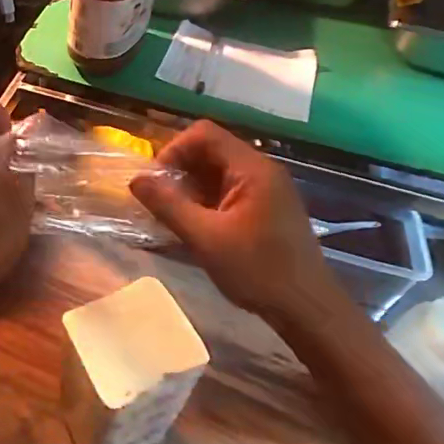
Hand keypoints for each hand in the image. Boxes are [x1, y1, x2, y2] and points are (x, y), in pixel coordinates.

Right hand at [129, 121, 350, 328]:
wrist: (306, 309)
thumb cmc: (257, 271)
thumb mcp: (205, 238)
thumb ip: (168, 205)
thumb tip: (136, 180)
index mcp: (252, 169)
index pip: (204, 134)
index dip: (173, 150)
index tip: (157, 182)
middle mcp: (261, 170)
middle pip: (210, 150)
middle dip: (179, 170)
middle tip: (159, 201)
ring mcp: (265, 189)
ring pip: (216, 171)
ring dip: (190, 187)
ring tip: (172, 216)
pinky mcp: (265, 208)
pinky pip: (227, 190)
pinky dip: (205, 200)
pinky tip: (194, 226)